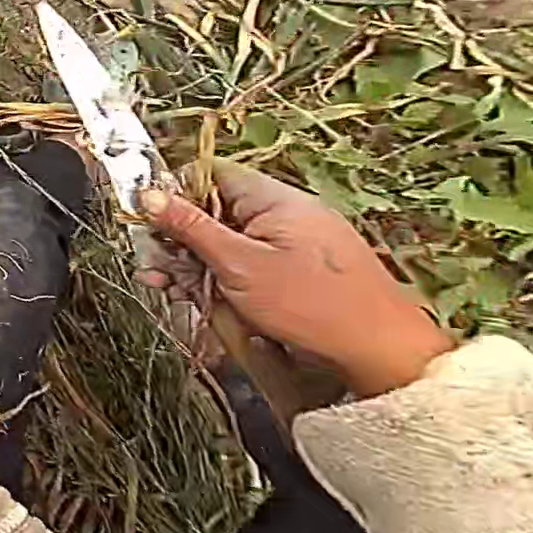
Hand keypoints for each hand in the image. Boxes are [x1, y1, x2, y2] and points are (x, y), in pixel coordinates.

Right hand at [137, 159, 453, 396]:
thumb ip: (189, 226)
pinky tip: (190, 294)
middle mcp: (281, 214)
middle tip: (152, 260)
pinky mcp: (290, 270)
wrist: (385, 359)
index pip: (210, 173)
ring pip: (221, 240)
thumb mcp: (238, 263)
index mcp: (274, 199)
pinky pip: (241, 261)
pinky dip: (214, 275)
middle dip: (175, 235)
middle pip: (210, 209)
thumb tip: (147, 193)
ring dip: (188, 261)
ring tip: (164, 284)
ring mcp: (287, 243)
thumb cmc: (313, 306)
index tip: (149, 218)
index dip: (174, 190)